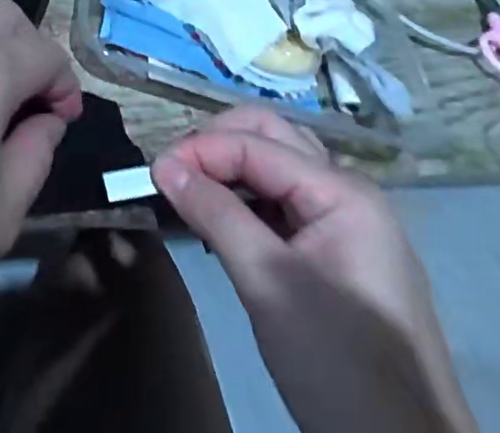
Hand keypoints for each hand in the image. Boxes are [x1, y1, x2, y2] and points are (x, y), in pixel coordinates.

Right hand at [152, 107, 477, 432]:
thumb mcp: (266, 282)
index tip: (152, 174)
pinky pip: (283, 202)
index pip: (255, 143)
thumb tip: (162, 165)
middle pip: (270, 137)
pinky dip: (246, 198)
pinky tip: (222, 222)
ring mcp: (346, 221)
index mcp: (342, 192)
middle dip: (216, 145)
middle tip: (174, 175)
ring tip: (191, 195)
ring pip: (276, 166)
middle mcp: (347, 193)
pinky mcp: (337, 251)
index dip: (200, 150)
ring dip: (229, 169)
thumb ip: (214, 213)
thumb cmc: (337, 363)